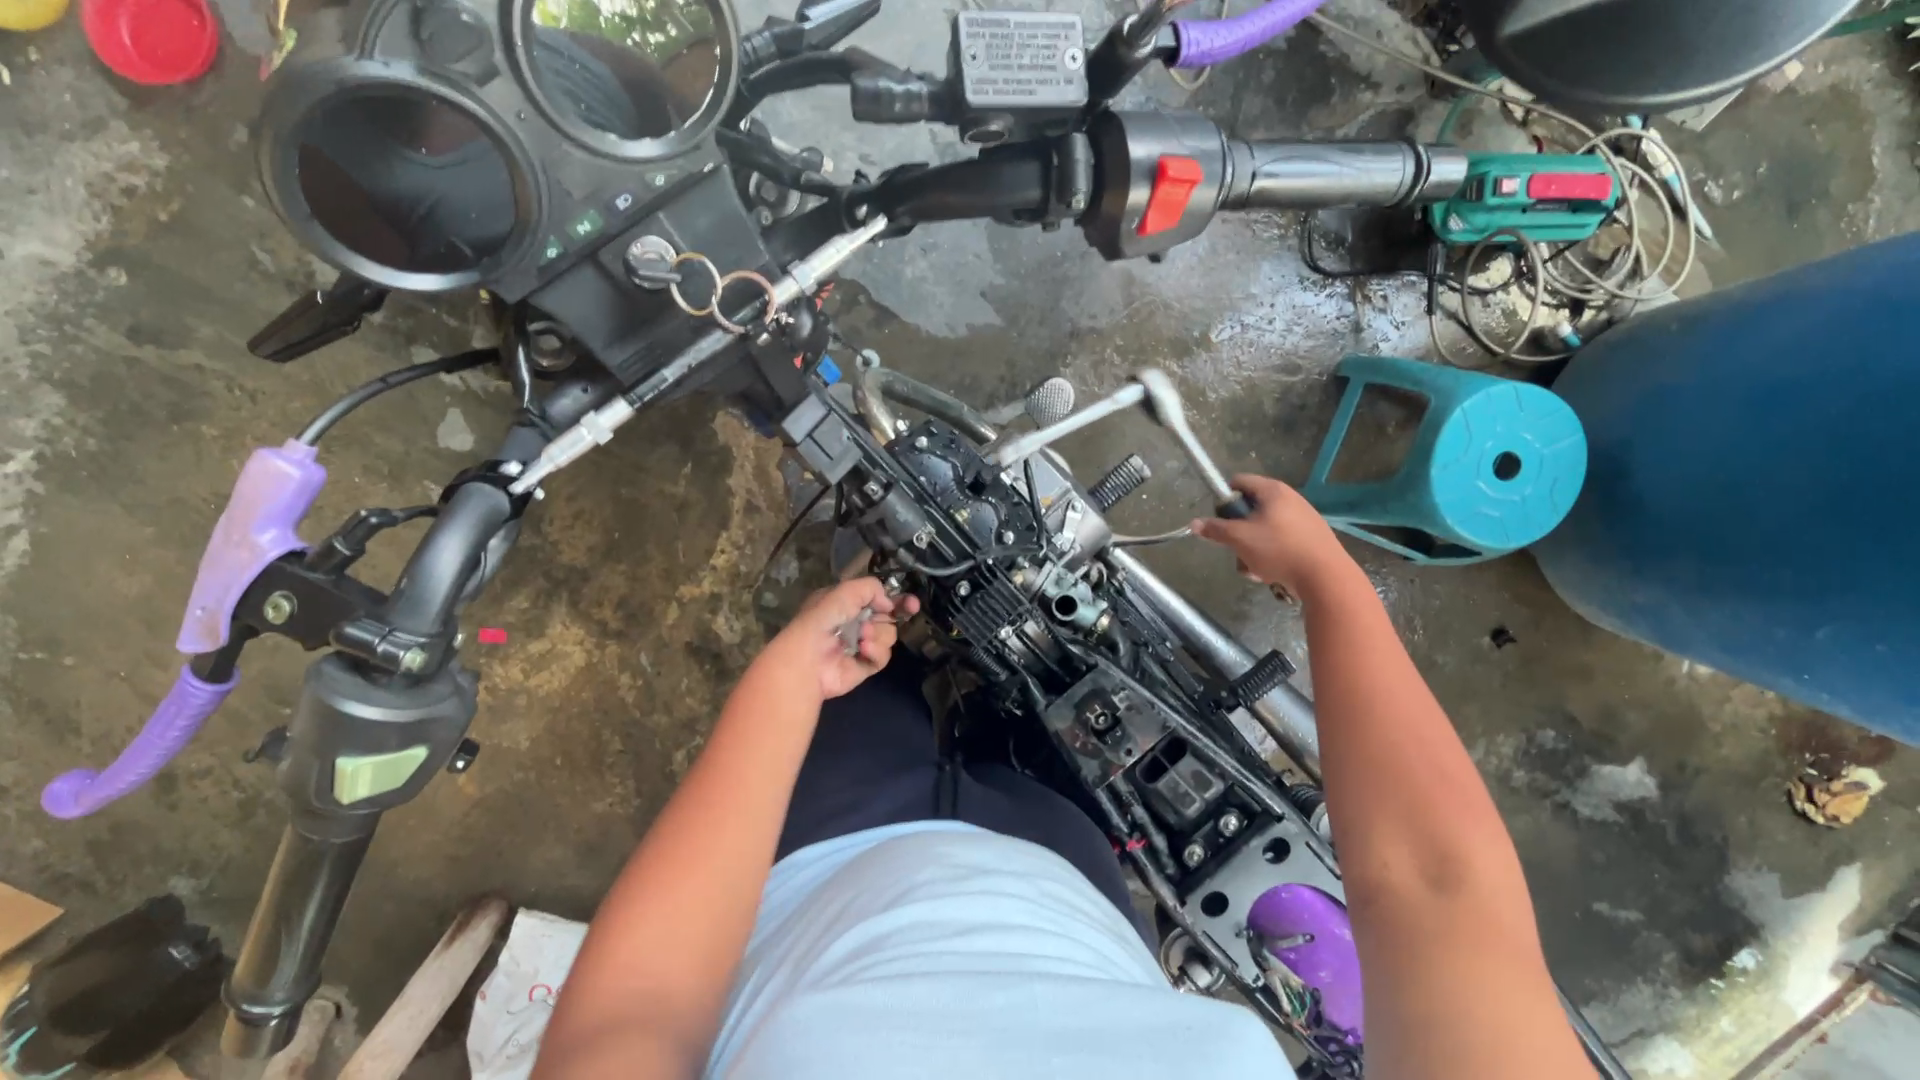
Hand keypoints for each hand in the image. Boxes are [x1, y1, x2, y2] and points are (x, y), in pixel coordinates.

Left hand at [761, 577, 919, 700]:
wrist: (808, 659)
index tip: (912, 604)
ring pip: (888, 637)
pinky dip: (876, 652)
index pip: (876, 599)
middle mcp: (854, 623)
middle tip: (893, 614)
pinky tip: (863, 650)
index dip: (897, 600)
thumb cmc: (823, 619)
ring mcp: (859, 646)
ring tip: (862, 637)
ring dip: (878, 634)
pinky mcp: (863, 667)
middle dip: (889, 617)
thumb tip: (889, 604)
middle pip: (888, 618)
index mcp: (845, 603)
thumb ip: (871, 588)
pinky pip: (882, 657)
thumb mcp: (845, 591)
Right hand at [1191, 474, 1357, 602]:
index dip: (1224, 498)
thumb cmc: (1278, 550)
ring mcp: (1303, 518)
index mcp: (1272, 491)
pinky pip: (1280, 541)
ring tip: (1255, 569)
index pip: (1239, 482)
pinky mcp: (1310, 538)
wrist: (1324, 576)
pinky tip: (1271, 574)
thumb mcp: (1240, 539)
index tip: (1220, 519)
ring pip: (1264, 529)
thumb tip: (1194, 523)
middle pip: (1251, 509)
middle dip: (1239, 532)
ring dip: (1252, 549)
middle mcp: (1289, 499)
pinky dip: (1271, 555)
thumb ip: (1215, 530)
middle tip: (1236, 548)